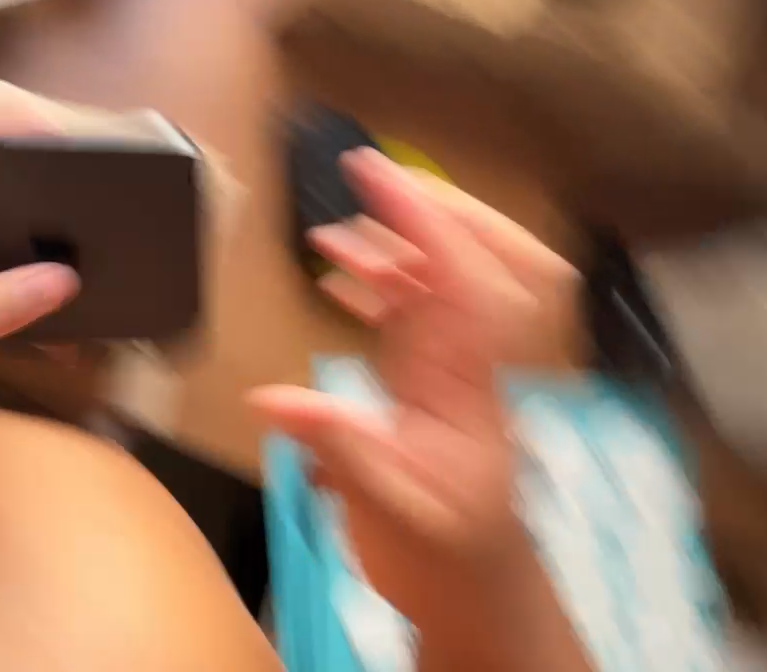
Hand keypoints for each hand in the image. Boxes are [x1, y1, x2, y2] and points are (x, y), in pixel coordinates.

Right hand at [251, 149, 574, 643]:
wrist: (475, 593)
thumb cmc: (440, 553)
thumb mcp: (388, 508)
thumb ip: (338, 446)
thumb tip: (269, 399)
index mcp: (467, 385)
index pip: (465, 282)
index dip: (426, 220)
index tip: (373, 173)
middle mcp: (472, 364)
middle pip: (498, 266)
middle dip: (445, 212)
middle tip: (377, 181)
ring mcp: (457, 368)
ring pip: (453, 282)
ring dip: (402, 243)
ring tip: (334, 233)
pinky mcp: (435, 379)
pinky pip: (420, 312)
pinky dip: (382, 283)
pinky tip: (337, 280)